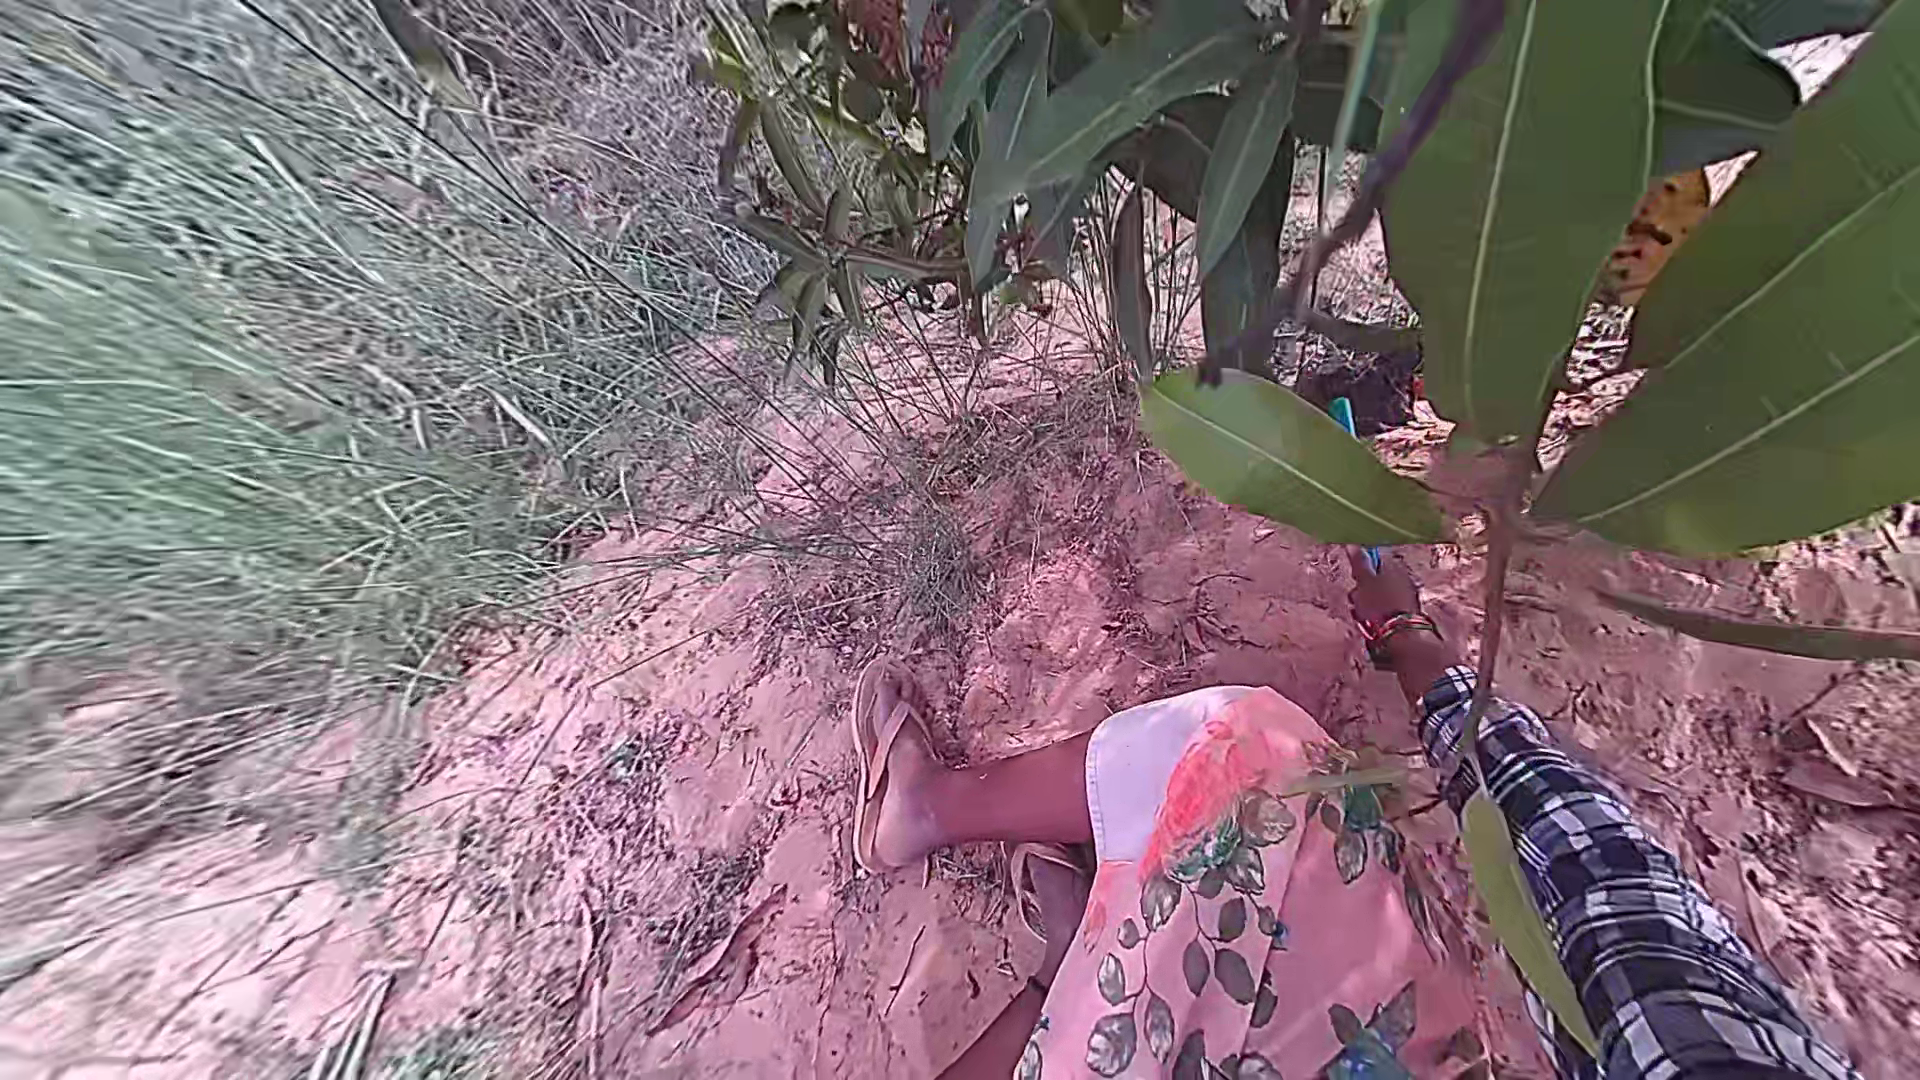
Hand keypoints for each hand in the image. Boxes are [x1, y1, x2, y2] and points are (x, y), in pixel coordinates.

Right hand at [1347, 548, 1421, 628]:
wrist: (1400, 636)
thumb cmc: (1382, 606)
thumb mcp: (1365, 582)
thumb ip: (1360, 563)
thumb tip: (1354, 545)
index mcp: (1396, 569)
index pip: (1376, 559)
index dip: (1362, 566)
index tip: (1354, 575)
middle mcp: (1403, 582)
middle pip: (1374, 578)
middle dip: (1361, 588)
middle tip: (1356, 597)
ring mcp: (1403, 599)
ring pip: (1376, 595)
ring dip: (1364, 603)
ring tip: (1361, 612)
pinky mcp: (1401, 615)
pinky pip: (1381, 608)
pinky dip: (1373, 613)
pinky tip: (1368, 621)